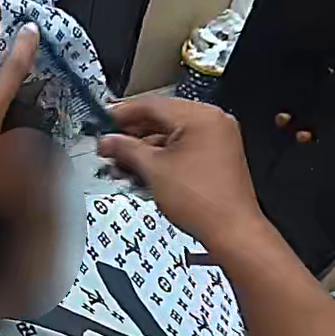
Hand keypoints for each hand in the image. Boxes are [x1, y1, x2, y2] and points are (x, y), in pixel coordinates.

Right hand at [96, 97, 269, 247]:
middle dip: (132, 136)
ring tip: (122, 165)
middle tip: (110, 147)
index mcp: (201, 116)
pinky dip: (162, 159)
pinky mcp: (216, 157)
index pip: (151, 105)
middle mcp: (213, 122)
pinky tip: (142, 171)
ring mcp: (217, 140)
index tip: (103, 124)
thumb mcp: (154, 170)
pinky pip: (183, 149)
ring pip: (171, 136)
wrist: (231, 231)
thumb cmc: (205, 202)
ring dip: (144, 150)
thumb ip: (126, 149)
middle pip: (161, 120)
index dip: (121, 114)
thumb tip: (109, 141)